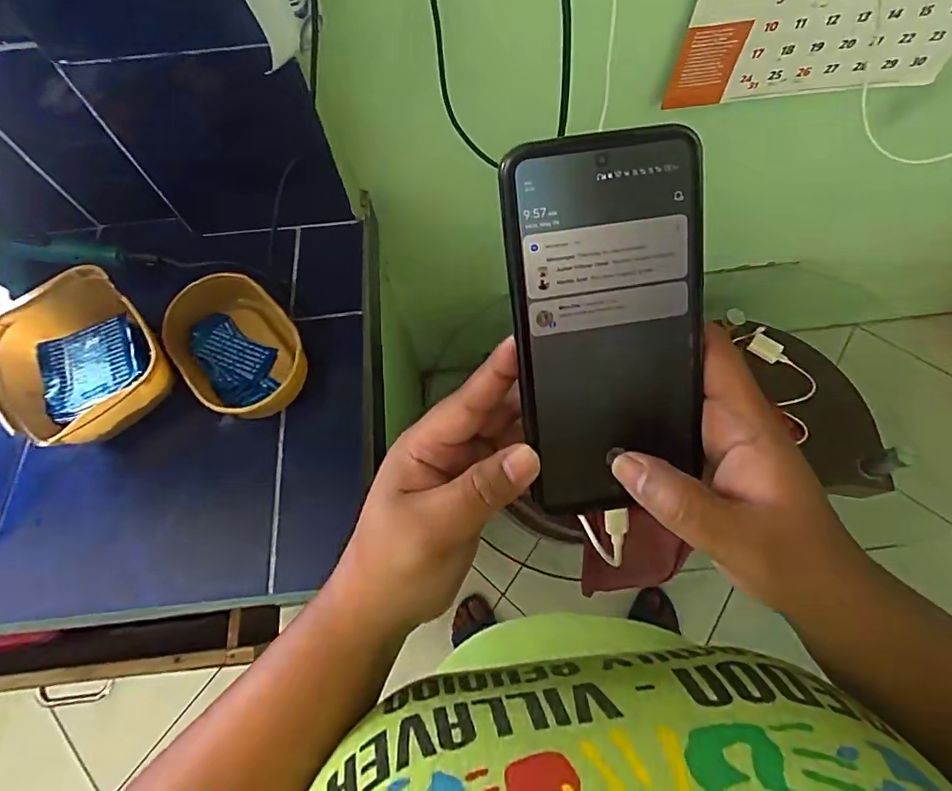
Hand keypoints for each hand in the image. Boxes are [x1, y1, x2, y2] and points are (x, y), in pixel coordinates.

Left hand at [326, 338, 538, 634]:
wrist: (381, 609)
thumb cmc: (393, 563)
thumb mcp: (434, 524)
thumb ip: (481, 490)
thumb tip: (530, 454)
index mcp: (425, 445)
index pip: (466, 401)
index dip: (495, 372)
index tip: (524, 341)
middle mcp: (445, 450)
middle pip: (488, 413)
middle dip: (521, 390)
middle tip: (564, 365)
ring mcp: (461, 472)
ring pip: (500, 438)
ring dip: (529, 421)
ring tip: (570, 397)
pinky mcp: (475, 495)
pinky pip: (505, 466)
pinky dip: (528, 456)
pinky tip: (554, 445)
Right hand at [609, 325, 872, 616]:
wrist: (822, 597)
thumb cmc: (793, 561)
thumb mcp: (735, 537)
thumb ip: (679, 501)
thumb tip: (620, 460)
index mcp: (747, 423)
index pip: (716, 353)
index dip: (681, 324)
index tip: (633, 309)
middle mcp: (732, 422)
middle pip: (687, 370)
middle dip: (645, 355)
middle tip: (588, 346)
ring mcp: (721, 441)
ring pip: (676, 401)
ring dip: (642, 391)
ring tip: (586, 381)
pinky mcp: (710, 462)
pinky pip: (673, 431)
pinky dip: (645, 426)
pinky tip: (609, 430)